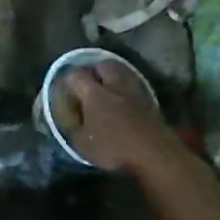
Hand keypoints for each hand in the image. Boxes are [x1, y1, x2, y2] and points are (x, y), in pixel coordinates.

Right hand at [51, 62, 179, 171]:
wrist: (155, 155)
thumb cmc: (113, 149)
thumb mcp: (81, 143)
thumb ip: (71, 125)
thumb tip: (68, 115)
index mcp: (94, 94)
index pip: (76, 75)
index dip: (67, 79)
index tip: (63, 88)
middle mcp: (115, 86)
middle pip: (104, 65)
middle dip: (94, 70)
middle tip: (87, 82)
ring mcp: (136, 92)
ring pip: (123, 72)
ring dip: (113, 76)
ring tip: (105, 88)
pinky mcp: (150, 102)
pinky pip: (134, 86)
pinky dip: (126, 88)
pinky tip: (122, 100)